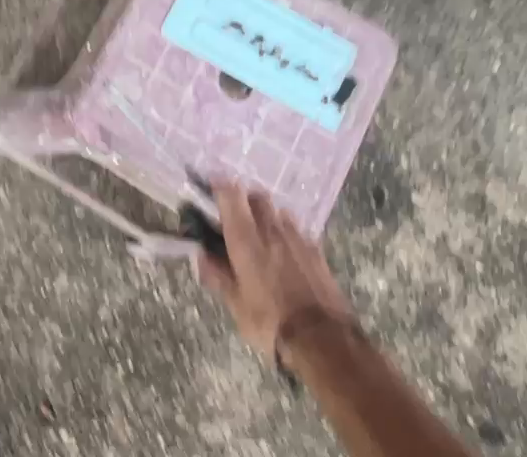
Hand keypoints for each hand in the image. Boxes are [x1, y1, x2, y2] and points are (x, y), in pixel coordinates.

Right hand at [195, 179, 353, 360]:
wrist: (324, 340)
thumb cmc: (270, 322)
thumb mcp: (235, 304)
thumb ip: (217, 275)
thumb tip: (202, 255)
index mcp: (245, 239)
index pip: (231, 196)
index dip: (219, 186)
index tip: (210, 185)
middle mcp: (271, 230)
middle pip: (258, 197)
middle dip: (245, 199)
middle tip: (236, 216)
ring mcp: (298, 240)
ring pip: (280, 211)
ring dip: (268, 215)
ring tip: (262, 234)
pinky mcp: (318, 253)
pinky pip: (299, 231)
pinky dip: (288, 233)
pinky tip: (287, 252)